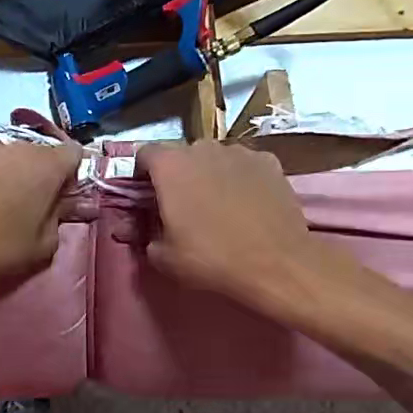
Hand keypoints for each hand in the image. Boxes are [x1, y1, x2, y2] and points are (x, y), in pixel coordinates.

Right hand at [136, 141, 321, 305]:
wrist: (277, 264)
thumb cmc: (211, 258)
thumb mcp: (163, 256)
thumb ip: (143, 234)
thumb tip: (136, 227)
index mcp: (170, 165)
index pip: (145, 154)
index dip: (143, 174)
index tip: (148, 197)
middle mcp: (202, 148)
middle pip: (181, 154)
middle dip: (178, 175)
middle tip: (183, 205)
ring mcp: (239, 152)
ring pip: (215, 157)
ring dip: (210, 174)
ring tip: (219, 204)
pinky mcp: (269, 162)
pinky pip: (245, 165)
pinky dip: (241, 178)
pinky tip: (248, 203)